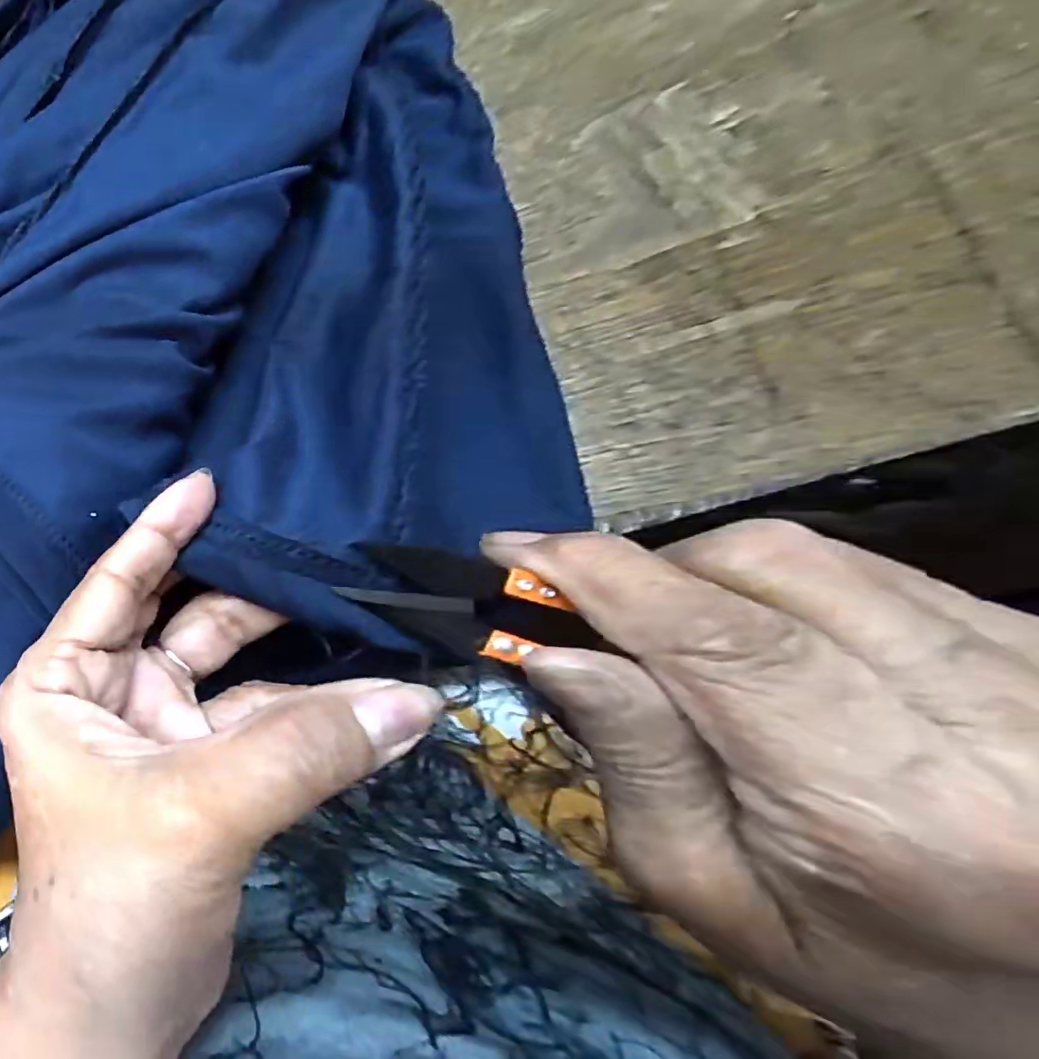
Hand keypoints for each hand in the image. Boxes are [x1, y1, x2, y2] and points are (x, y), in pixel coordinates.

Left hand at [0, 471, 440, 1058]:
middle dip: (233, 580)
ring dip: (288, 649)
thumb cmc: (114, 900)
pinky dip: (308, 711)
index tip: (206, 481)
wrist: (113, 1017)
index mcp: (62, 681)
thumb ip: (302, 750)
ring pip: (227, 669)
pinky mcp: (200, 772)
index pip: (115, 584)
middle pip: (177, 615)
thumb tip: (414, 700)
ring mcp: (156, 732)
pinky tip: (368, 694)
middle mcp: (105, 694)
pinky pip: (258, 721)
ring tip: (350, 605)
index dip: (160, 530)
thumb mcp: (198, 809)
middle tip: (296, 536)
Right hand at [483, 521, 1038, 1058]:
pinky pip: (859, 566)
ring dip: (696, 575)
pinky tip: (751, 635)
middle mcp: (1005, 729)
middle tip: (575, 606)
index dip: (605, 575)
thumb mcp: (695, 879)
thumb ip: (633, 761)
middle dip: (639, 572)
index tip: (511, 550)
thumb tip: (555, 654)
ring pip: (809, 554)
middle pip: (764, 571)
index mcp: (899, 816)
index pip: (727, 646)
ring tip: (667, 633)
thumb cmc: (837, 949)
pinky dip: (763, 584)